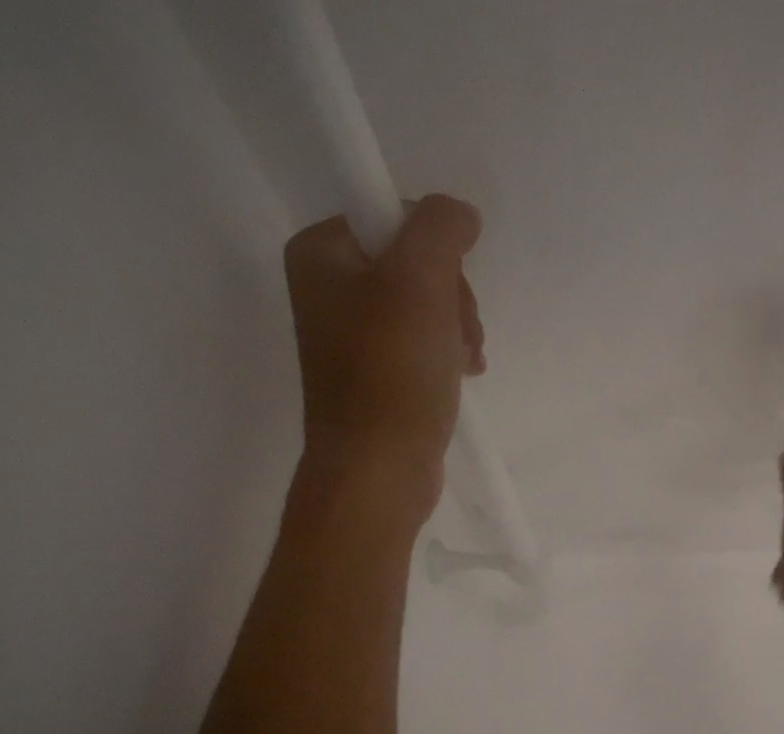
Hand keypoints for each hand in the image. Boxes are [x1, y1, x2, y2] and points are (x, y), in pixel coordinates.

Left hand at [283, 194, 485, 522]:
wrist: (378, 470)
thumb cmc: (392, 372)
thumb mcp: (419, 280)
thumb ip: (440, 225)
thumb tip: (459, 215)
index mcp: (319, 253)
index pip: (393, 214)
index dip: (435, 247)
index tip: (448, 289)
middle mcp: (328, 287)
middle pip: (414, 260)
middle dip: (451, 294)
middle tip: (458, 331)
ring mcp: (352, 333)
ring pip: (427, 301)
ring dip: (458, 324)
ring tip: (464, 360)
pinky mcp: (376, 370)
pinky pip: (424, 338)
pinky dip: (450, 351)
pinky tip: (462, 373)